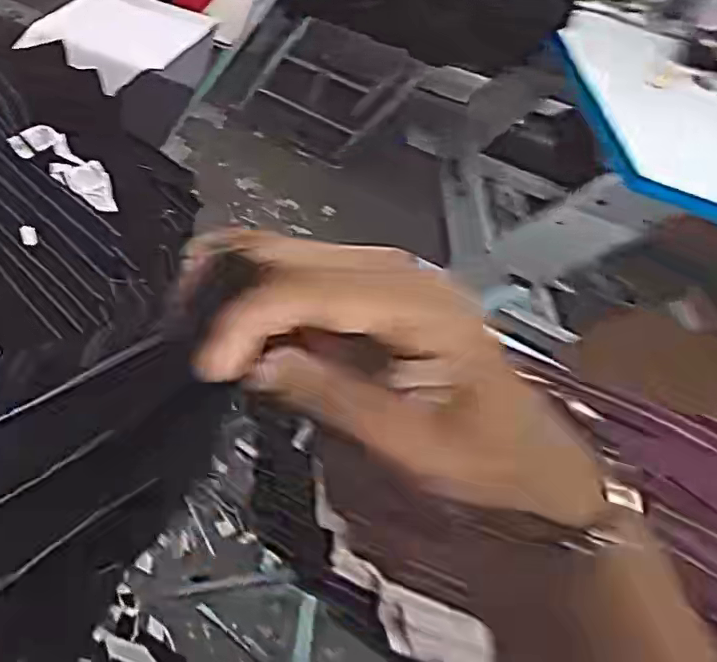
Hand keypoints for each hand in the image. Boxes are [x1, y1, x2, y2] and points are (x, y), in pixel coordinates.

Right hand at [190, 231, 609, 528]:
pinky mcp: (348, 281)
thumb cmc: (487, 465)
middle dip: (214, 285)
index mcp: (415, 304)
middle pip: (272, 250)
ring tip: (195, 322)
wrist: (532, 469)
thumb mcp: (413, 446)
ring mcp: (368, 269)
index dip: (240, 322)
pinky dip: (237, 284)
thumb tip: (250, 364)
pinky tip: (227, 320)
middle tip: (185, 331)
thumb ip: (327, 397)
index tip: (207, 366)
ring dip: (219, 279)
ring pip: (264, 247)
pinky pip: (275, 265)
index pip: (296, 289)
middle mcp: (389, 270)